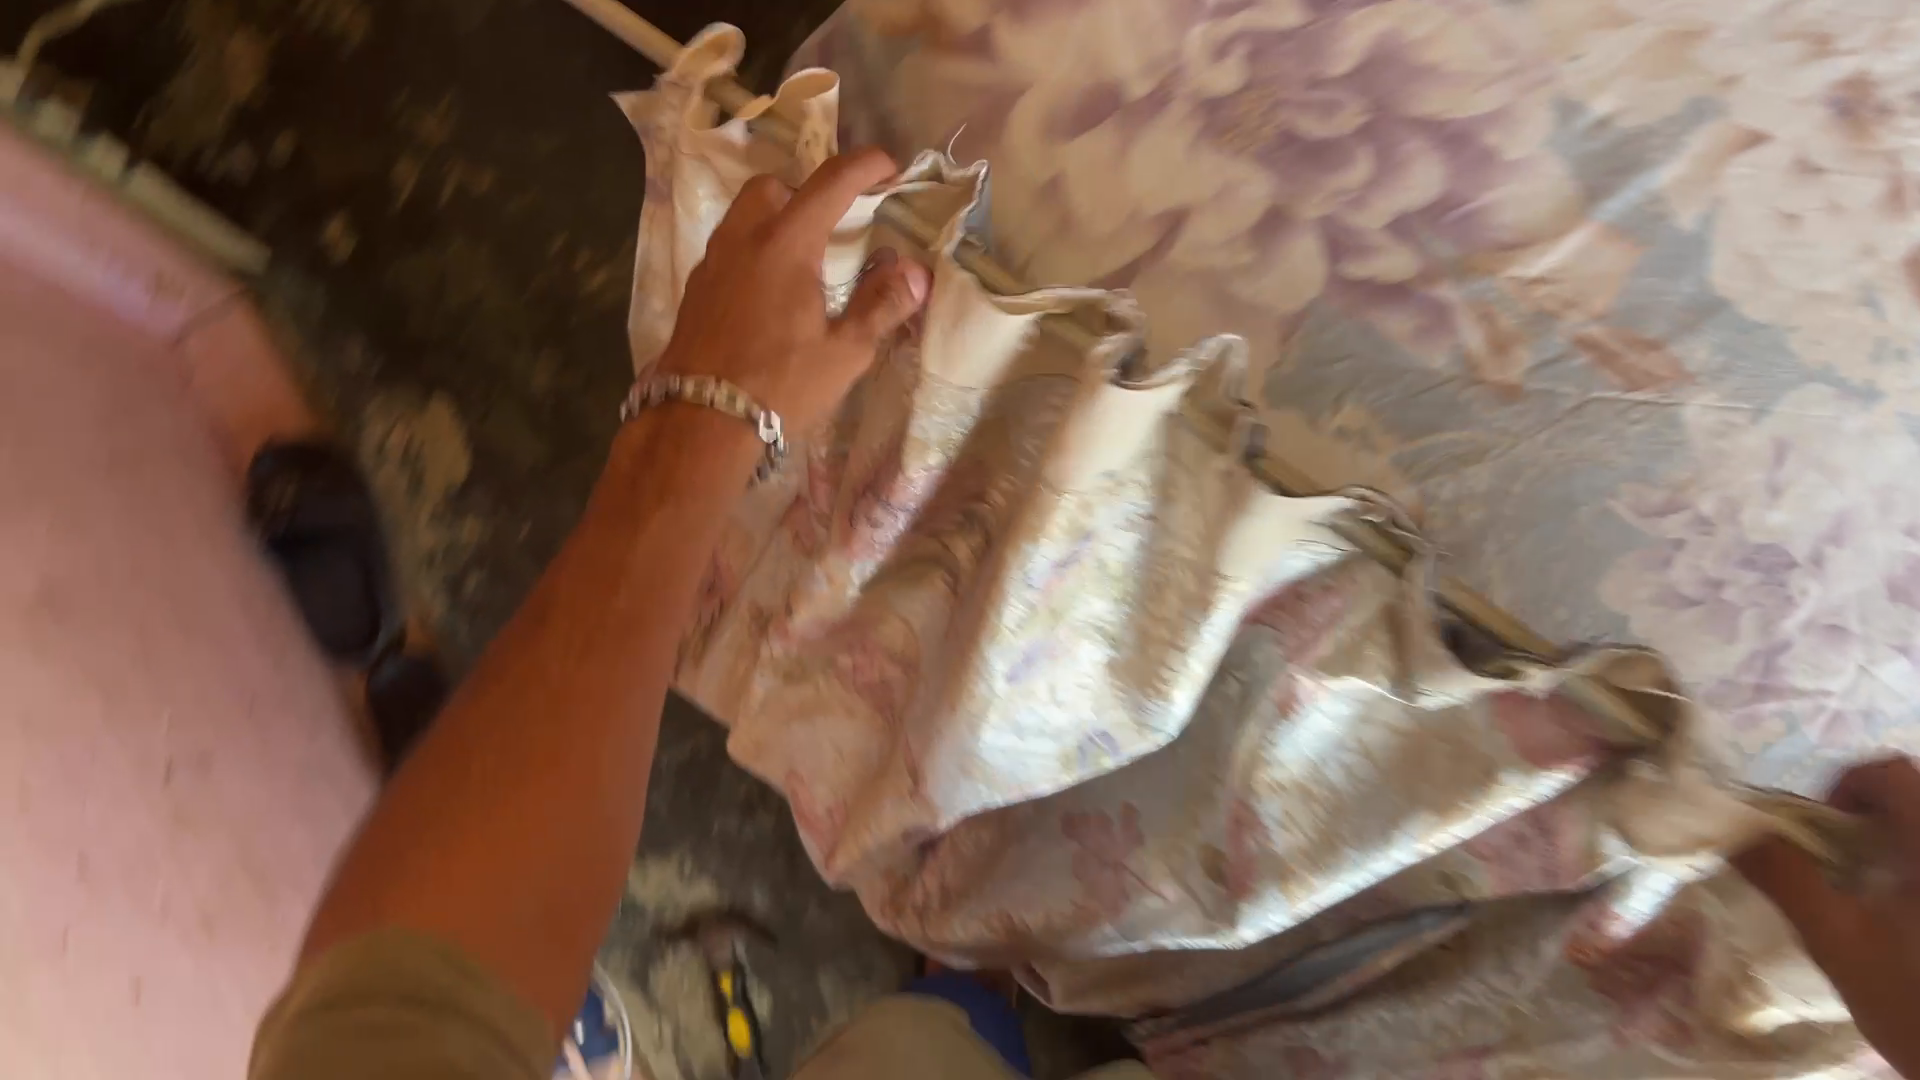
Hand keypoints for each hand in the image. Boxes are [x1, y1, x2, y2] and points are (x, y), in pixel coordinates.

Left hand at [654, 147, 931, 435]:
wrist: (703, 420)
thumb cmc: (782, 385)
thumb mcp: (844, 352)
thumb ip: (881, 305)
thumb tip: (916, 273)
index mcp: (787, 244)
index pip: (831, 182)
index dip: (866, 166)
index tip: (889, 168)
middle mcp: (744, 238)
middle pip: (775, 186)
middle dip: (809, 192)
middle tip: (834, 226)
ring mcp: (713, 262)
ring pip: (744, 213)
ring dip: (776, 218)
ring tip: (802, 259)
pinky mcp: (696, 288)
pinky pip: (728, 247)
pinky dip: (753, 249)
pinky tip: (768, 291)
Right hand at [1735, 755, 1919, 1078]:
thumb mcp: (1839, 942)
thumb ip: (1784, 876)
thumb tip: (1722, 827)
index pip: (1889, 771)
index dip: (1845, 787)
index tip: (1820, 833)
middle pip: (1909, 802)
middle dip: (1866, 825)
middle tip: (1839, 870)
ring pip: (1916, 839)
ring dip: (1892, 853)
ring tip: (1873, 902)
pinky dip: (1908, 880)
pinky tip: (1904, 927)